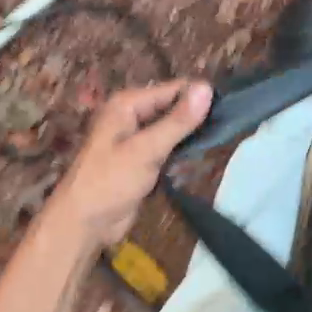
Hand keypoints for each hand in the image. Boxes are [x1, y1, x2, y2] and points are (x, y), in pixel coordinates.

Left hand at [44, 80, 211, 246]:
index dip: (200, 99)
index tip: (228, 113)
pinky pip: (169, 149)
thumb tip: (207, 87)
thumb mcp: (147, 149)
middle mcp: (132, 115)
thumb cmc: (110, 182)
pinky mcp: (143, 159)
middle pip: (175, 108)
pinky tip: (191, 166)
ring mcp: (137, 138)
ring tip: (210, 151)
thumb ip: (178, 120)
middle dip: (196, 121)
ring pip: (174, 131)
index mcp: (128, 104)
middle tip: (222, 135)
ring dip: (190, 141)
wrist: (84, 223)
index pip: (175, 89)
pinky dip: (181, 156)